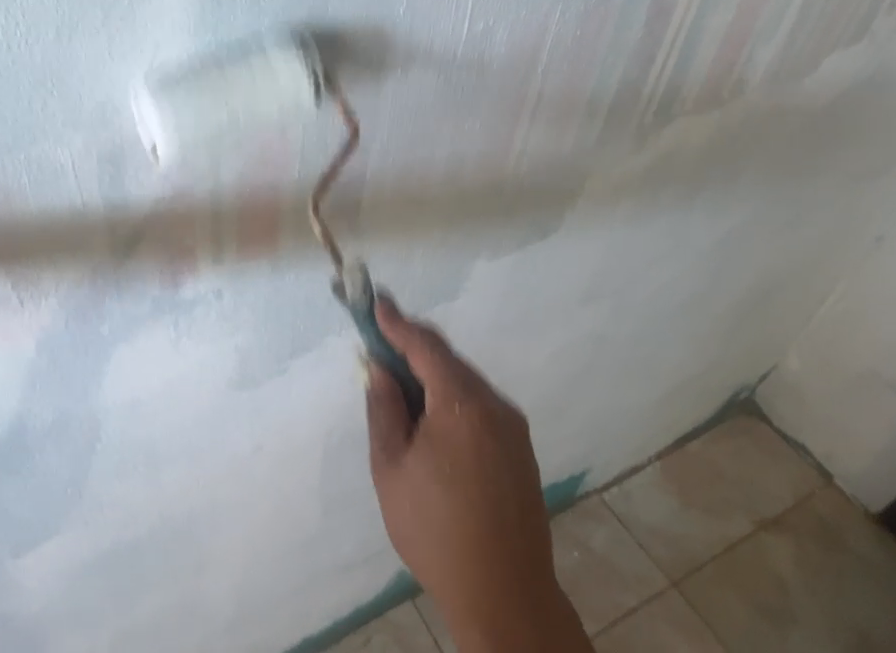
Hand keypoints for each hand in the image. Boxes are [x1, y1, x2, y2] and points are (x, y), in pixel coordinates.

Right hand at [364, 298, 588, 652]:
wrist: (504, 592)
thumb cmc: (434, 529)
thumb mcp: (391, 468)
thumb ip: (384, 409)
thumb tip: (380, 368)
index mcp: (461, 405)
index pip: (425, 347)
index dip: (397, 323)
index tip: (374, 302)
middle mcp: (495, 406)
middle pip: (449, 362)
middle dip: (413, 350)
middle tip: (379, 348)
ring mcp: (513, 430)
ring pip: (466, 386)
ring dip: (433, 379)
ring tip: (400, 393)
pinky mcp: (521, 452)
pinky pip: (481, 410)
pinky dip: (452, 402)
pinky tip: (433, 426)